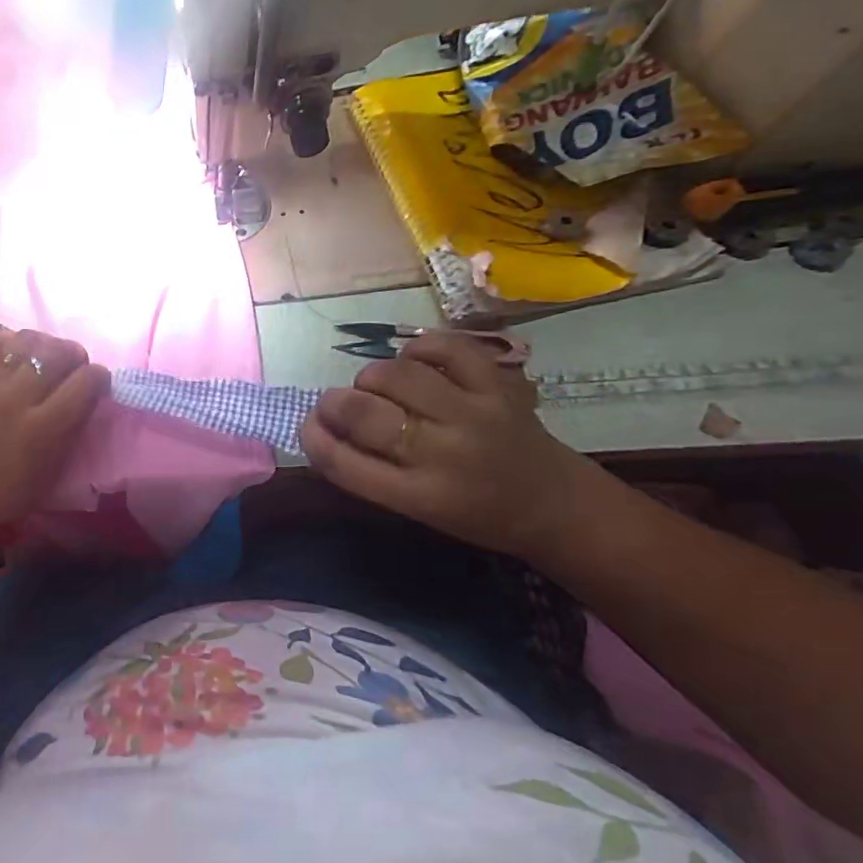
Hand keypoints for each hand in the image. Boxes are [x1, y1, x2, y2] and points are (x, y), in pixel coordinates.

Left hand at [0, 330, 108, 525]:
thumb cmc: (25, 484)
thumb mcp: (64, 454)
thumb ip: (79, 414)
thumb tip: (90, 382)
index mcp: (45, 426)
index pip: (87, 380)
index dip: (99, 377)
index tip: (97, 383)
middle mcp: (16, 398)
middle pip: (58, 352)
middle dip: (75, 356)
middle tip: (74, 368)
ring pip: (27, 340)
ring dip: (45, 345)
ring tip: (46, 358)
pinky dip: (10, 341)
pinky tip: (18, 353)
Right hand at [301, 333, 593, 559]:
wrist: (554, 503)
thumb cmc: (475, 515)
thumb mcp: (416, 510)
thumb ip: (369, 471)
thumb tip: (324, 427)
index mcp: (419, 496)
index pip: (343, 463)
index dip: (313, 438)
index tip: (309, 426)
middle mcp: (443, 453)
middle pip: (363, 413)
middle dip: (332, 403)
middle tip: (333, 404)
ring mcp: (474, 413)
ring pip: (395, 374)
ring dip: (371, 377)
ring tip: (377, 387)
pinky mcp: (497, 384)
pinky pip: (445, 348)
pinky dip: (418, 349)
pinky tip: (413, 362)